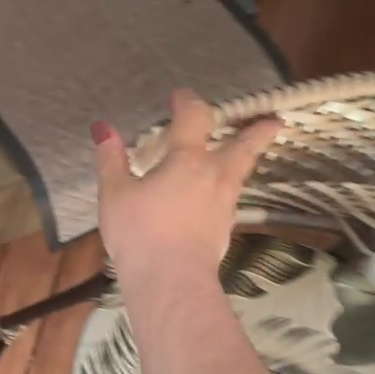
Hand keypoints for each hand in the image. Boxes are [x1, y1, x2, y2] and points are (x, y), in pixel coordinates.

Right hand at [92, 89, 280, 285]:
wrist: (170, 278)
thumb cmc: (138, 232)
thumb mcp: (114, 194)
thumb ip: (111, 160)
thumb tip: (102, 128)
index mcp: (187, 160)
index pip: (193, 118)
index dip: (187, 102)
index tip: (180, 96)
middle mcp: (215, 174)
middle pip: (246, 144)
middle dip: (258, 130)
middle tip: (272, 120)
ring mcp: (224, 203)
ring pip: (241, 173)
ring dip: (244, 161)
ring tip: (242, 158)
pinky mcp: (224, 229)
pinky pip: (230, 201)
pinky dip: (226, 193)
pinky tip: (217, 201)